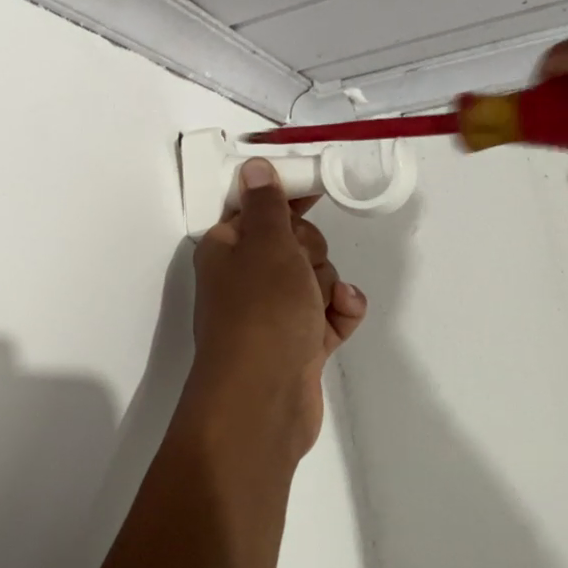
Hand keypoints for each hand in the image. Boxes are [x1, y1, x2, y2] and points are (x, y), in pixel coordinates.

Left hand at [185, 158, 367, 460]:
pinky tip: (341, 316)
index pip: (258, 209)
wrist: (263, 400)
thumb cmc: (261, 312)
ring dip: (325, 285)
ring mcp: (274, 313)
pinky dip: (339, 312)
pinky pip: (329, 312)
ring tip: (314, 307)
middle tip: (300, 270)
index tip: (315, 191)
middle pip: (294, 243)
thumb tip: (253, 166)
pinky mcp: (299, 342)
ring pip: (315, 277)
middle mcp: (246, 278)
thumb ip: (267, 204)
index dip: (286, 200)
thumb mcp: (266, 245)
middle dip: (309, 252)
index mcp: (226, 248)